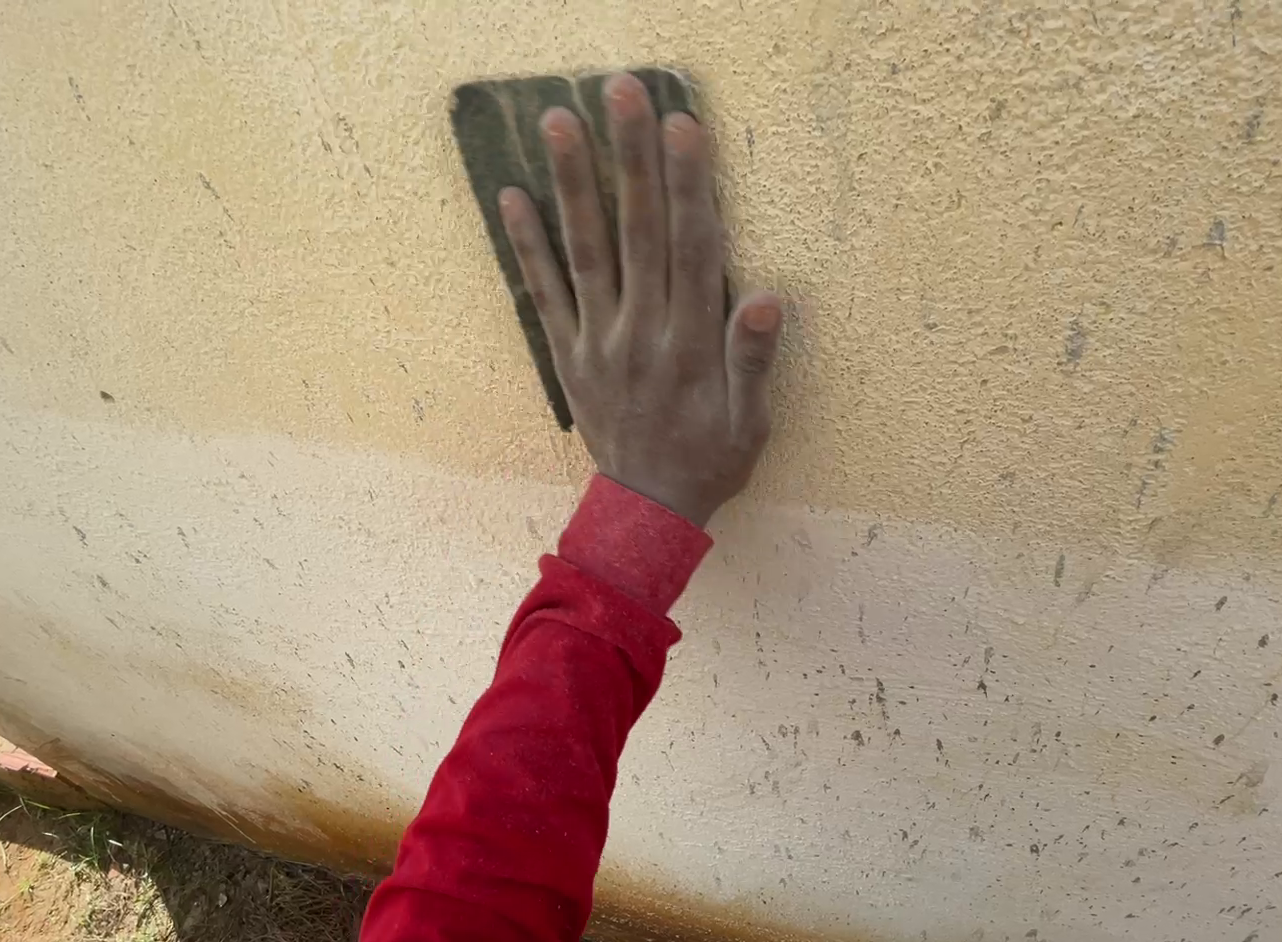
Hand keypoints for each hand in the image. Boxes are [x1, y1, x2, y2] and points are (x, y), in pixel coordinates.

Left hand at [497, 73, 782, 526]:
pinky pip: (545, 296)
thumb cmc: (708, 462)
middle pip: (638, 235)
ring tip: (557, 122)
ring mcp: (599, 343)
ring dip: (572, 185)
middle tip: (621, 91)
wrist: (647, 509)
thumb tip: (770, 301)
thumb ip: (754, 362)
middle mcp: (642, 334)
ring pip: (586, 253)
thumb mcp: (751, 424)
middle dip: (632, 160)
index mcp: (691, 346)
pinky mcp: (569, 357)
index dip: (689, 187)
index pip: (692, 251)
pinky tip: (511, 199)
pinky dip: (527, 248)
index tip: (682, 125)